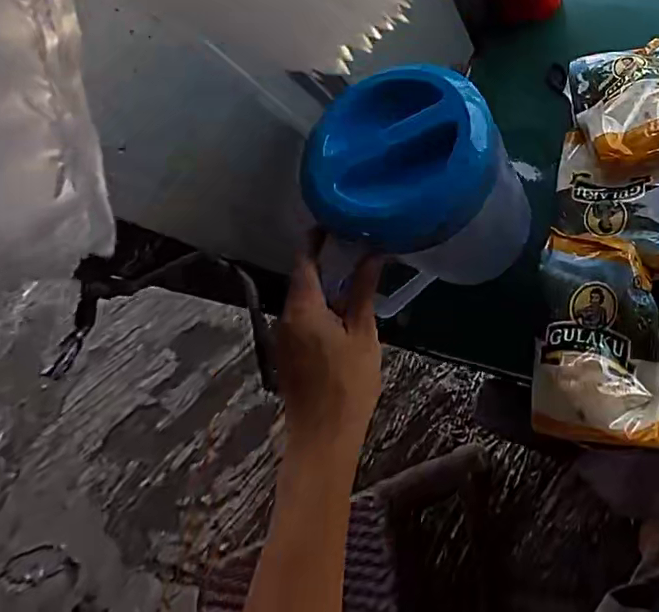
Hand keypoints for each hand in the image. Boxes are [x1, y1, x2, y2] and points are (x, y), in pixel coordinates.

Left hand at [276, 230, 383, 466]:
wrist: (324, 435)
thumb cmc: (349, 382)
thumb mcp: (363, 332)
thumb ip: (363, 292)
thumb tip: (373, 256)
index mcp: (303, 310)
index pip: (304, 263)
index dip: (315, 241)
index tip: (333, 222)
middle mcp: (286, 319)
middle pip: (303, 280)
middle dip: (326, 260)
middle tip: (356, 242)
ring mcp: (285, 338)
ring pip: (305, 299)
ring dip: (327, 283)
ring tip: (358, 268)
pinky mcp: (290, 353)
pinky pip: (305, 316)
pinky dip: (324, 303)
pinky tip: (349, 303)